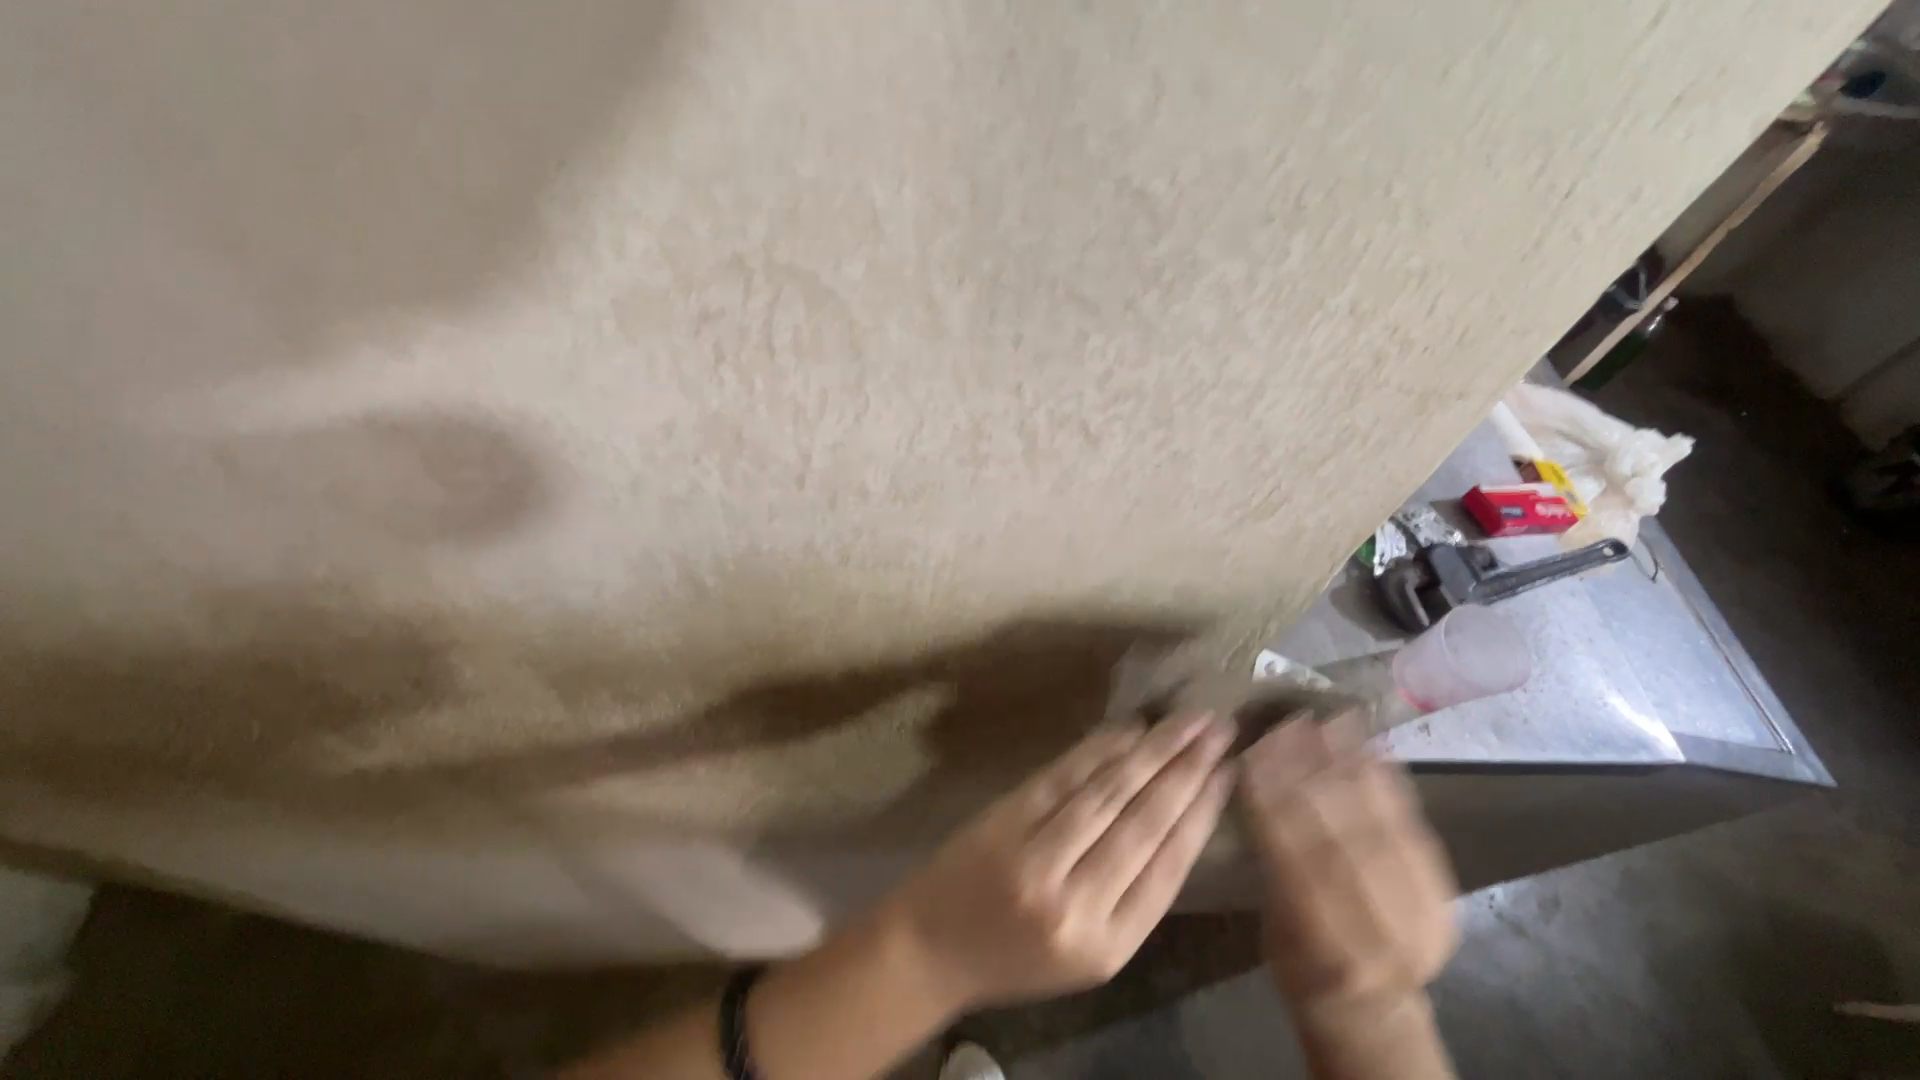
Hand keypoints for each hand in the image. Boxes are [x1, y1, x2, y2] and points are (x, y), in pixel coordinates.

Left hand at [880, 712, 1237, 1010]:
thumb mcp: (1088, 954)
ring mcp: (1036, 858)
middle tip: (1221, 730)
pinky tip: (1130, 731)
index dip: (1202, 814)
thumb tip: (1181, 821)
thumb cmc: (1016, 958)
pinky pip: (1064, 778)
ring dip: (1153, 752)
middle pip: (1145, 823)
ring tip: (1188, 722)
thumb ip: (1133, 898)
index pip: (1169, 868)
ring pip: (1108, 794)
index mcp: (1108, 946)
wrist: (931, 950)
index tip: (1230, 773)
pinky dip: (1099, 750)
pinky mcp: (1004, 822)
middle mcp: (1076, 904)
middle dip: (1188, 771)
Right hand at [1239, 713, 1457, 1015]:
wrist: (1374, 1009)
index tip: (1254, 754)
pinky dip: (1389, 781)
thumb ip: (1273, 865)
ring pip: (1382, 823)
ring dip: (1352, 766)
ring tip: (1326, 720)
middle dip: (1313, 773)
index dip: (1276, 803)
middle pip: (1345, 836)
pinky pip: (1414, 825)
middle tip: (1289, 724)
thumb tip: (1261, 788)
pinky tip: (1368, 744)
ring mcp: (1423, 909)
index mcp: (1330, 945)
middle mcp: (1384, 930)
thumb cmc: (1302, 968)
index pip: (1298, 859)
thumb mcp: (1273, 926)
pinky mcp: (1443, 890)